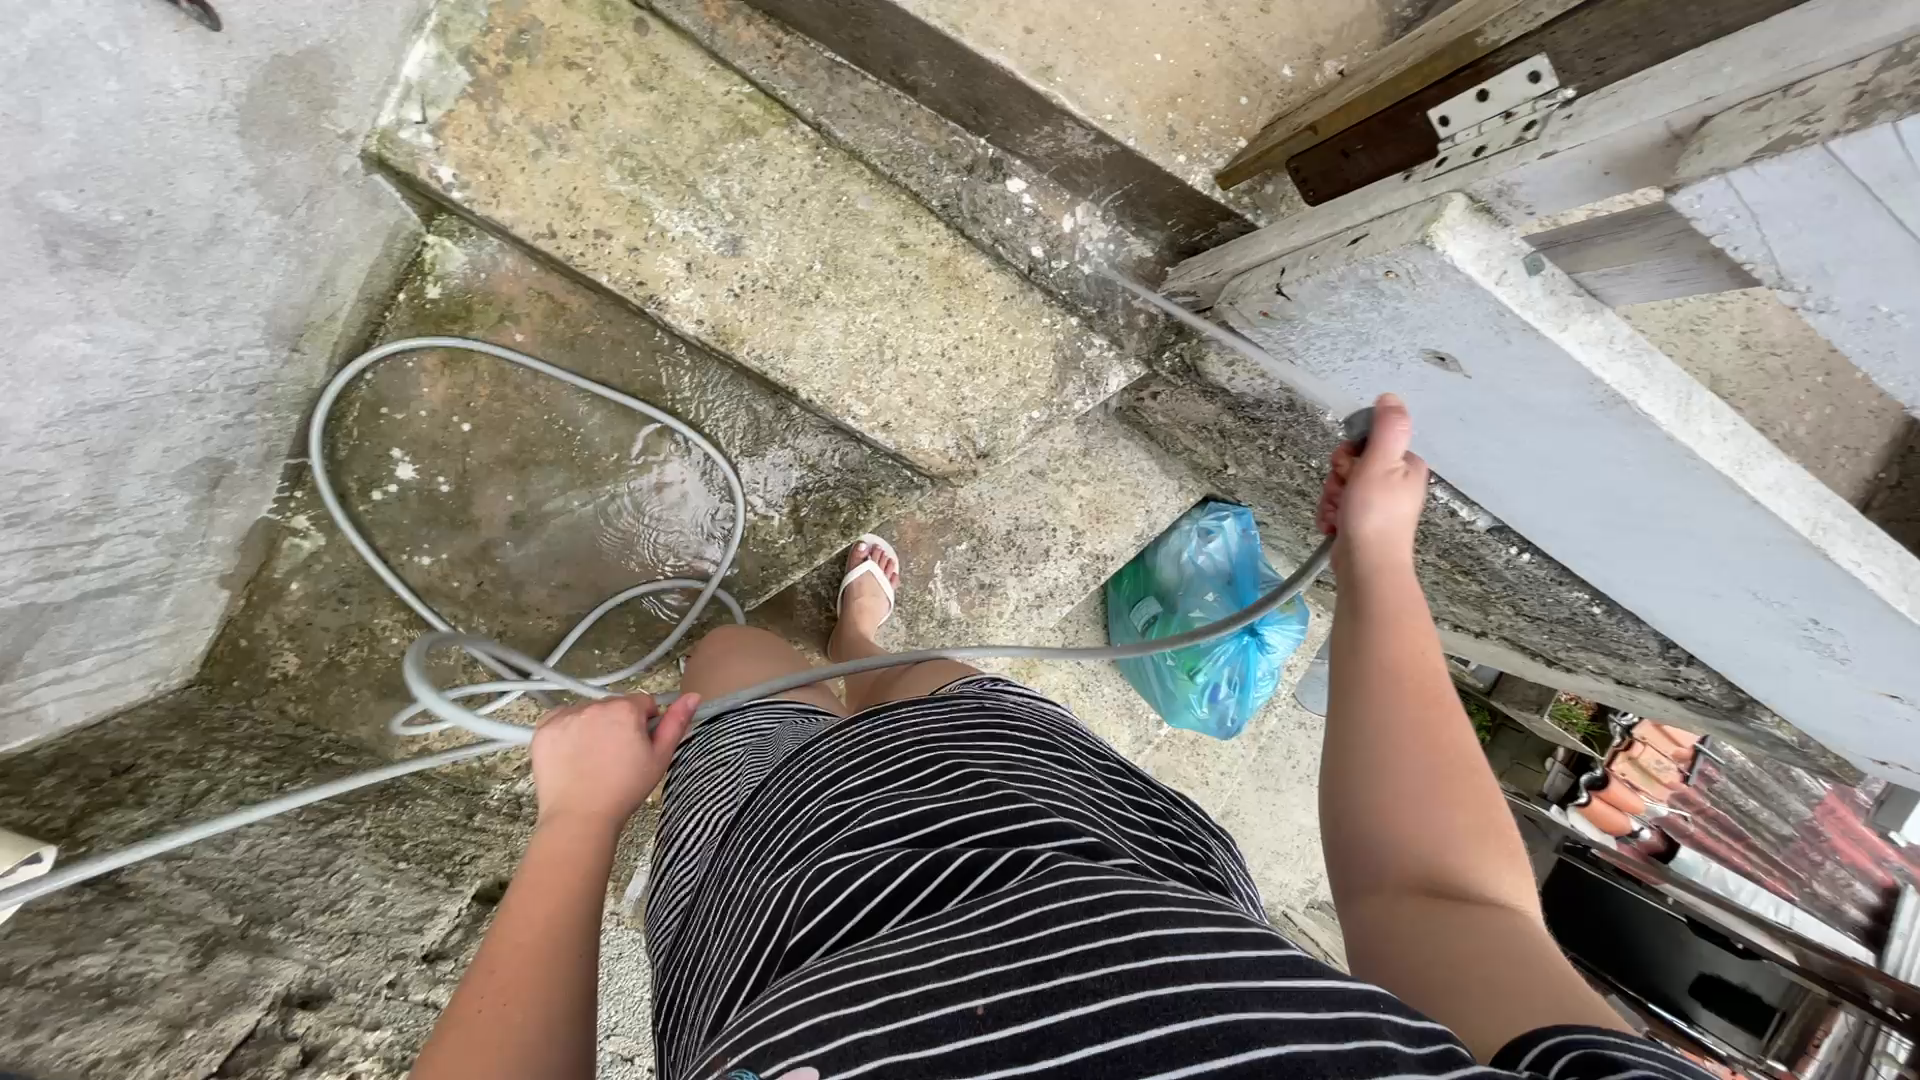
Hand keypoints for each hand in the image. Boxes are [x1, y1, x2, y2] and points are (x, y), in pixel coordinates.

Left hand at [529, 692, 699, 832]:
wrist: (580, 817)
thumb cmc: (623, 790)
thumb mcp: (660, 757)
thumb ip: (677, 722)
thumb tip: (692, 697)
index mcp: (625, 709)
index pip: (643, 703)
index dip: (645, 724)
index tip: (639, 745)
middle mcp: (594, 706)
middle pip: (615, 705)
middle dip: (619, 723)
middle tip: (617, 756)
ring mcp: (566, 717)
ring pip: (589, 711)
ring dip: (593, 725)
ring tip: (594, 758)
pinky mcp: (544, 730)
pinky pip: (561, 718)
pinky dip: (567, 730)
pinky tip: (574, 753)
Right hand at [1316, 393, 1429, 573]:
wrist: (1367, 565)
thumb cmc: (1374, 514)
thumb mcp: (1380, 463)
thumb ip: (1386, 428)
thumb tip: (1389, 397)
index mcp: (1405, 465)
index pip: (1366, 443)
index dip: (1348, 454)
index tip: (1348, 469)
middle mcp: (1395, 482)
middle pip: (1350, 465)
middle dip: (1337, 480)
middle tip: (1344, 494)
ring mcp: (1378, 504)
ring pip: (1339, 486)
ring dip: (1330, 499)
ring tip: (1338, 515)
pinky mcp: (1362, 521)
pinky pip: (1336, 506)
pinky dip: (1330, 514)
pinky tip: (1334, 525)